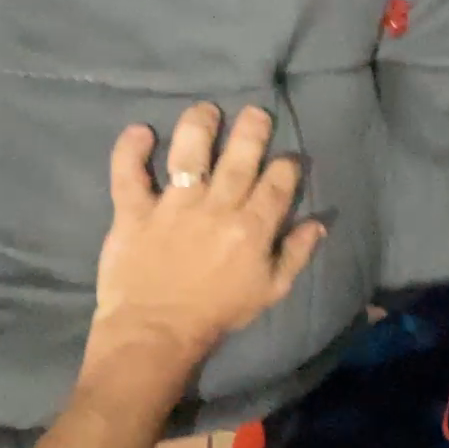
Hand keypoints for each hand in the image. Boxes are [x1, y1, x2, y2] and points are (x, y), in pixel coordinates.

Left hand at [85, 104, 326, 370]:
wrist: (154, 338)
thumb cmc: (217, 313)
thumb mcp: (271, 291)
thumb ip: (296, 254)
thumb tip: (319, 222)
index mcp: (252, 227)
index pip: (278, 181)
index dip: (286, 164)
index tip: (286, 161)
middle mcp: (217, 208)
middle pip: (240, 157)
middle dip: (252, 129)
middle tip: (255, 112)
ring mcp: (173, 208)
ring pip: (188, 155)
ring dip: (198, 126)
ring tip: (206, 109)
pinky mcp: (134, 214)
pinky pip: (129, 176)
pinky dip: (130, 152)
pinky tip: (139, 130)